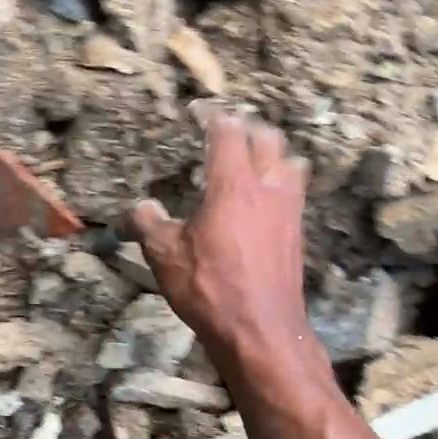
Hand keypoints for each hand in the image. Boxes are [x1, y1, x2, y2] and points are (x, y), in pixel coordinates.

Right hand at [131, 110, 313, 359]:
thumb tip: (141, 207)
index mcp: (233, 186)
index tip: (197, 110)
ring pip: (289, 160)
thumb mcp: (164, 256)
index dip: (211, 116)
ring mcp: (289, 209)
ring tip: (253, 153)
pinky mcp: (296, 230)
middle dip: (246, 125)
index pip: (226, 134)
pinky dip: (280, 177)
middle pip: (266, 138)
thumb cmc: (207, 288)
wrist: (259, 328)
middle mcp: (268, 188)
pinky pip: (294, 187)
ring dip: (271, 149)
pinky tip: (265, 194)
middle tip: (226, 125)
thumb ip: (149, 224)